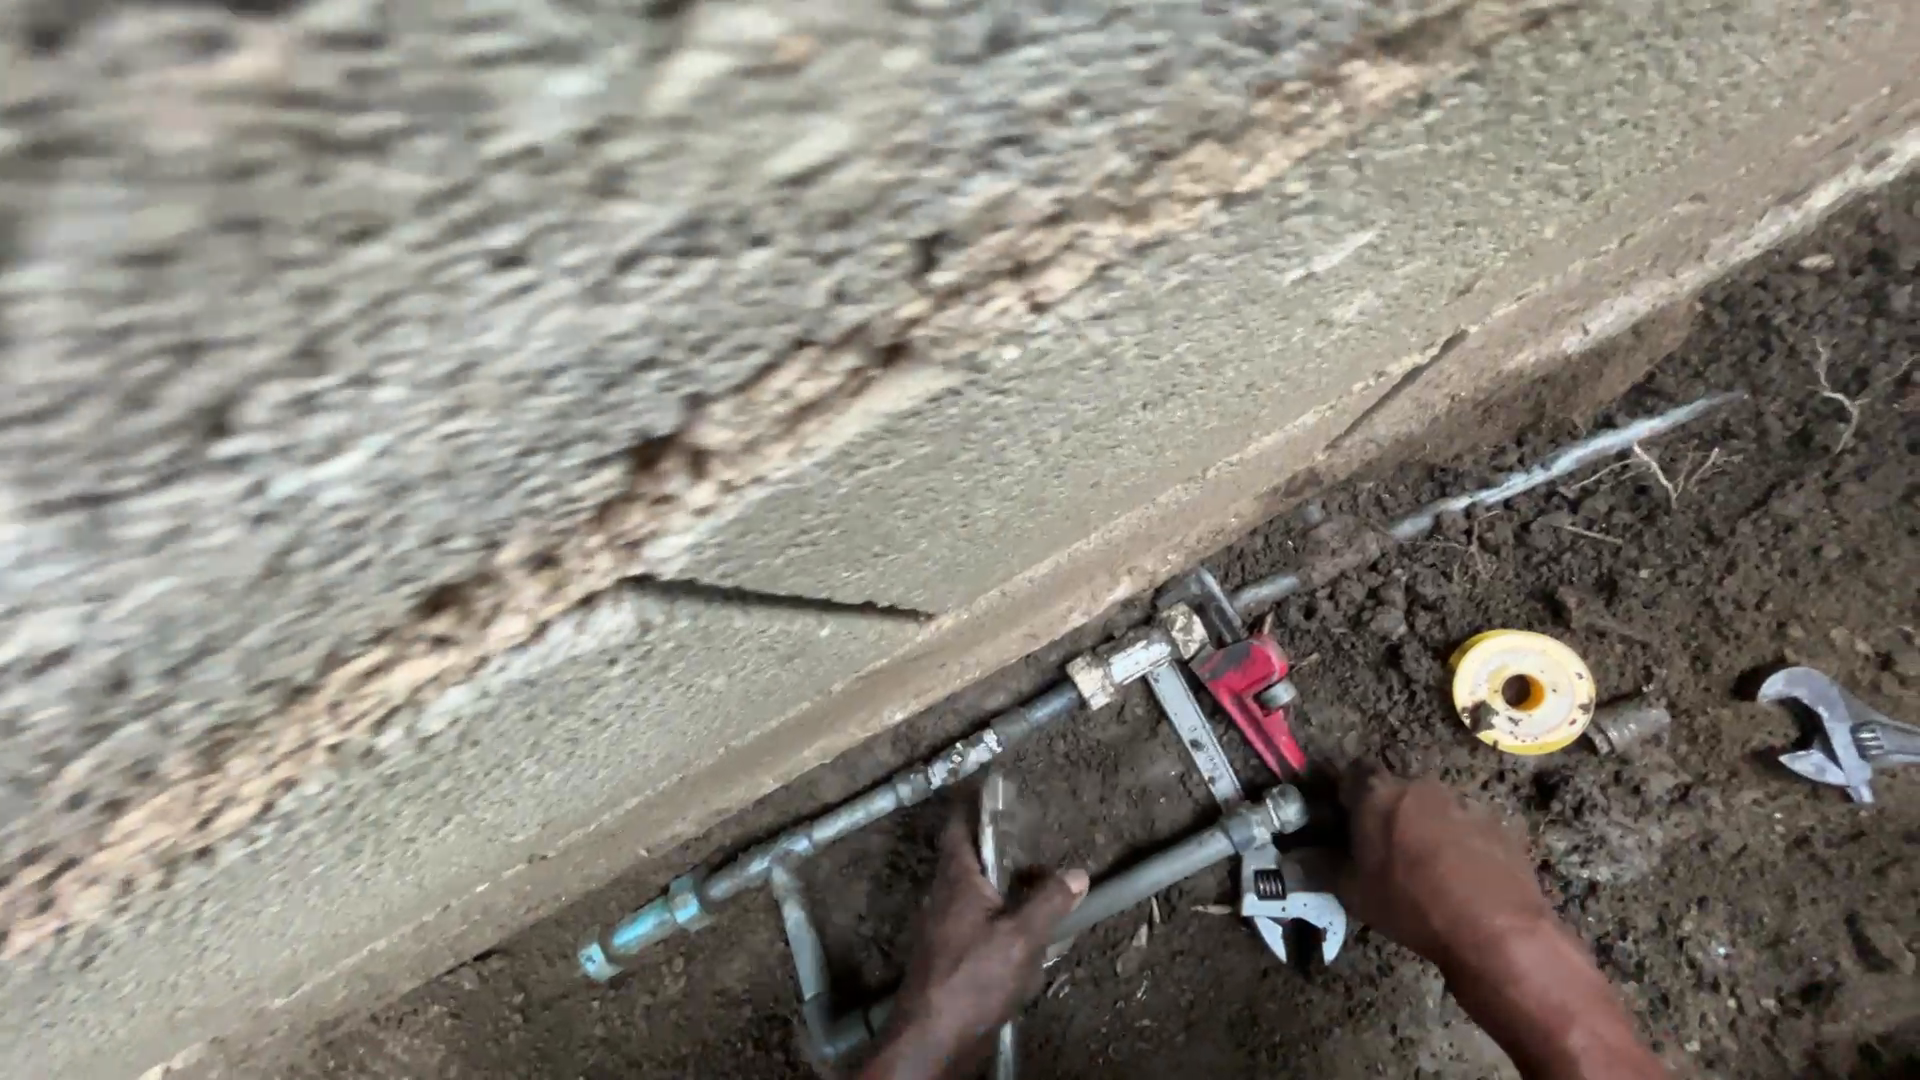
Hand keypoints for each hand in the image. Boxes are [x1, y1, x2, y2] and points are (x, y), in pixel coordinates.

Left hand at [859, 809, 1087, 1078]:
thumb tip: (1077, 873)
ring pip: (969, 889)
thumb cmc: (972, 977)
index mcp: (956, 878)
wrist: (931, 1038)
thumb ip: (1048, 902)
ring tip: (1029, 879)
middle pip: (964, 856)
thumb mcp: (1021, 937)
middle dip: (991, 844)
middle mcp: (943, 894)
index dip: (970, 803)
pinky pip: (971, 918)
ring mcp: (941, 926)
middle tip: (1023, 834)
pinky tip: (1017, 928)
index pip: (957, 825)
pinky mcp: (946, 954)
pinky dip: (993, 912)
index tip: (987, 785)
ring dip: (994, 880)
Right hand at [1337, 762, 1556, 969]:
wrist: (1498, 932)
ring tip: (1428, 867)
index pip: (1351, 772)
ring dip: (1426, 826)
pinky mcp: (1500, 826)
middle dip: (1388, 811)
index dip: (1346, 794)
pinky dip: (1462, 843)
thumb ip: (1318, 867)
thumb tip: (1290, 860)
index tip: (1344, 820)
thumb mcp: (1352, 892)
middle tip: (1384, 848)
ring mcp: (1464, 803)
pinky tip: (1464, 878)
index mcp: (1375, 792)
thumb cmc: (1410, 904)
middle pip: (1395, 789)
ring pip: (1434, 807)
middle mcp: (1418, 785)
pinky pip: (1469, 827)